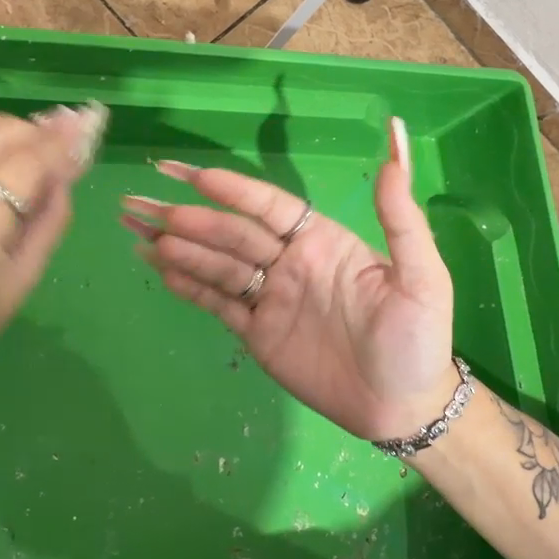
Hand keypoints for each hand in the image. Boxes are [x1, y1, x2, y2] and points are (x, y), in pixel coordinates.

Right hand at [121, 117, 458, 439]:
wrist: (403, 407)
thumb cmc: (417, 340)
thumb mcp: (422, 277)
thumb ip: (401, 218)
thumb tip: (394, 151)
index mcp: (322, 241)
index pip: (268, 206)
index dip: (230, 189)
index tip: (190, 174)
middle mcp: (289, 262)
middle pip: (230, 234)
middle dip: (186, 219)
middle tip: (139, 206)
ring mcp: (270, 298)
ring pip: (216, 266)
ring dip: (178, 248)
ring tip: (137, 233)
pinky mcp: (258, 333)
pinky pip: (217, 304)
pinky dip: (187, 285)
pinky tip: (158, 268)